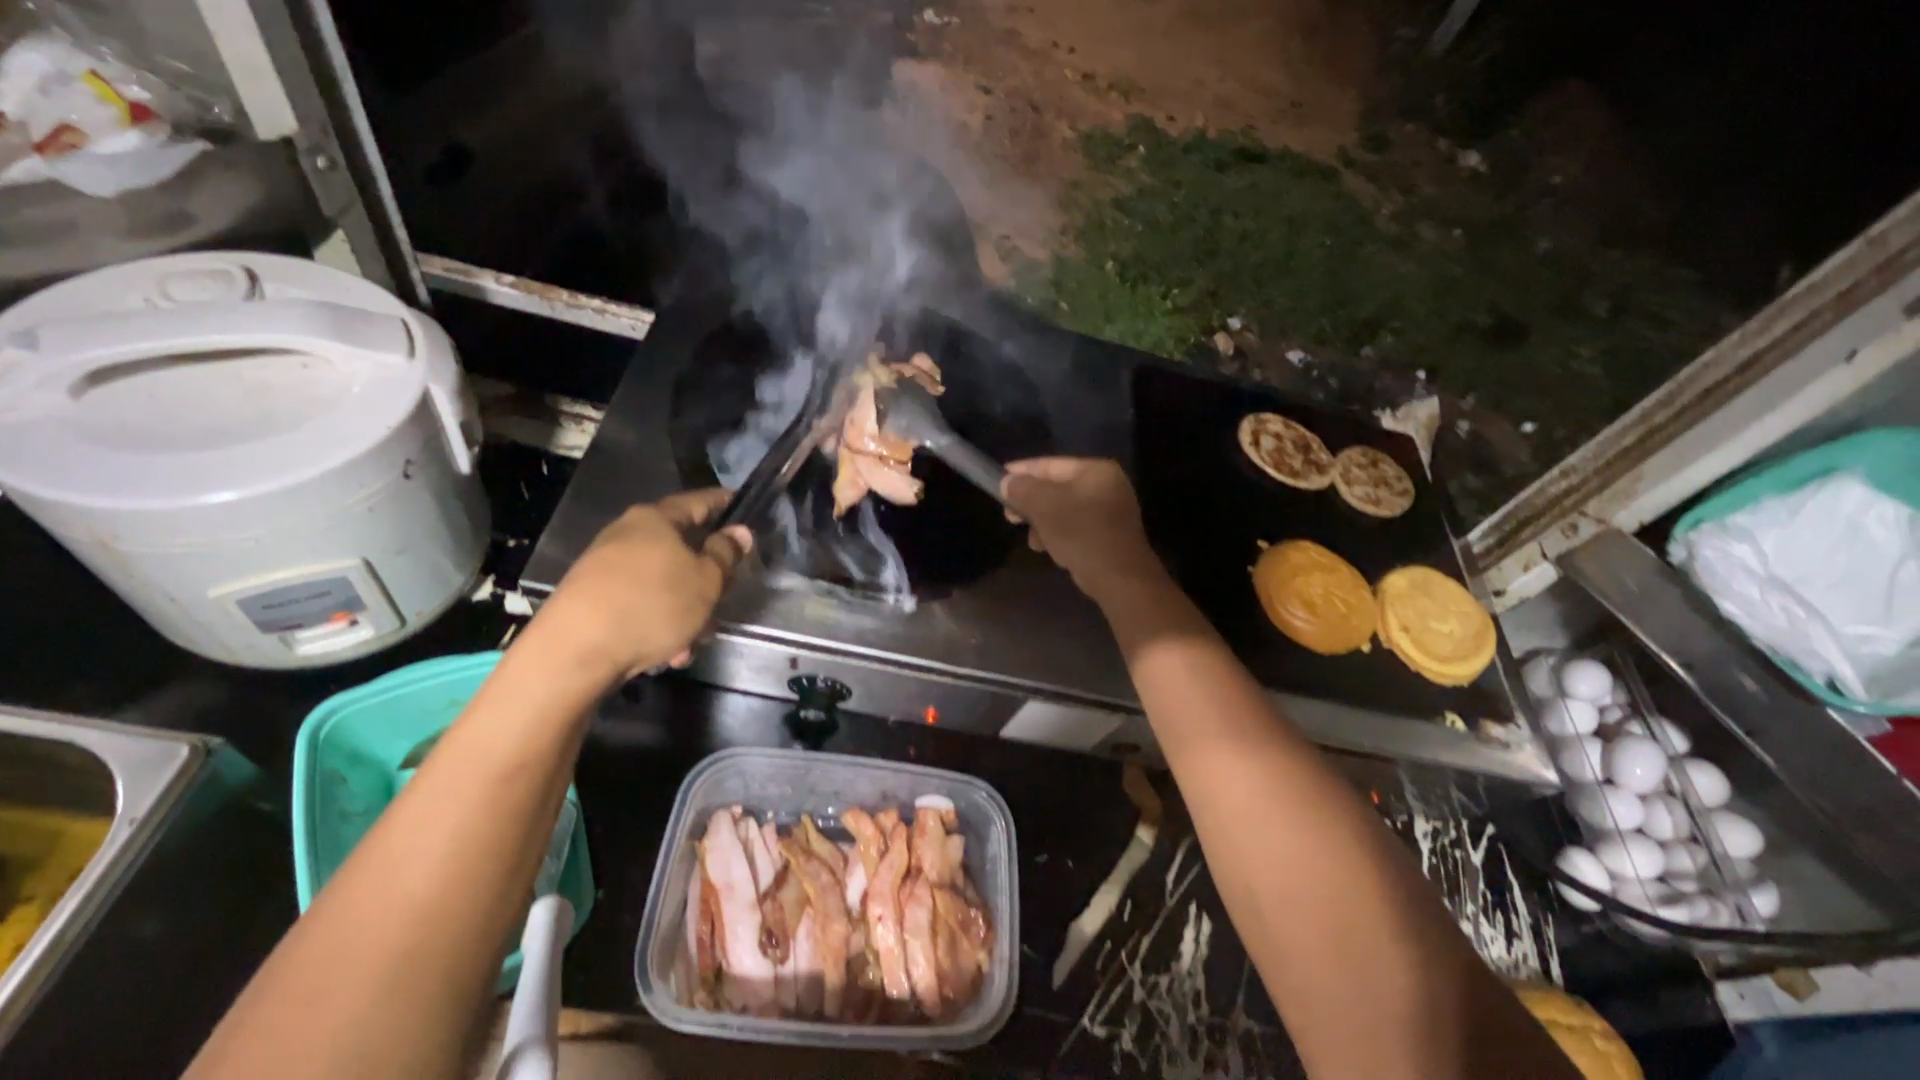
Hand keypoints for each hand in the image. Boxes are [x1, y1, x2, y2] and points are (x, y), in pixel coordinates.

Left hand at [534, 489, 752, 678]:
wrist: (577, 650)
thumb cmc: (652, 604)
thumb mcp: (706, 581)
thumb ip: (725, 555)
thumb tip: (738, 532)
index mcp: (655, 519)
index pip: (698, 502)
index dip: (724, 505)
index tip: (745, 509)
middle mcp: (626, 535)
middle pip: (680, 550)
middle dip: (705, 579)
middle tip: (722, 603)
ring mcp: (606, 568)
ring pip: (662, 585)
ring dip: (683, 612)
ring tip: (690, 644)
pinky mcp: (593, 599)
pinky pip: (640, 606)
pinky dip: (657, 625)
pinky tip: (664, 653)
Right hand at [1002, 457, 1164, 602]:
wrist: (1119, 578)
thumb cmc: (1081, 534)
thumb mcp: (1045, 506)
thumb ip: (1022, 489)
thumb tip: (1008, 482)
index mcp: (1096, 471)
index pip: (1051, 464)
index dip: (1022, 471)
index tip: (998, 479)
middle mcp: (1106, 486)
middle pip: (1056, 487)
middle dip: (1030, 502)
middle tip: (1009, 515)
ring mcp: (1109, 512)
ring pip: (1062, 510)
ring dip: (1041, 522)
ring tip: (1029, 537)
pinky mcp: (1106, 535)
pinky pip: (1073, 527)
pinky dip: (1057, 534)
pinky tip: (1046, 548)